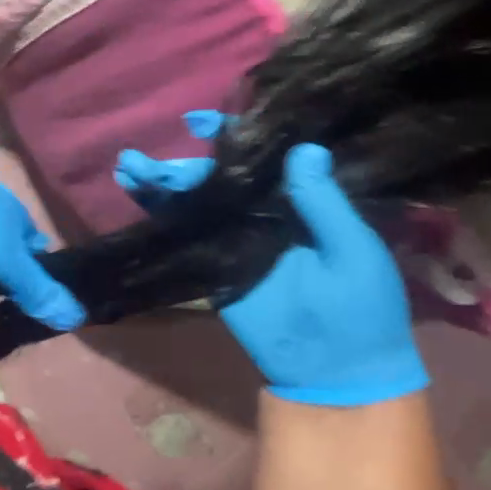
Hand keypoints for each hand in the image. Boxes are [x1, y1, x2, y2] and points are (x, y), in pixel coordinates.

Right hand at [115, 114, 425, 407]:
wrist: (335, 369)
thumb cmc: (361, 308)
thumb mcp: (353, 251)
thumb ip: (323, 203)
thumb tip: (303, 148)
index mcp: (300, 204)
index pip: (262, 159)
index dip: (233, 137)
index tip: (202, 120)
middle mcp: (262, 213)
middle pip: (216, 179)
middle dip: (181, 164)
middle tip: (147, 157)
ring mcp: (233, 239)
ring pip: (192, 202)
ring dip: (160, 183)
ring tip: (128, 166)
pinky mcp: (211, 265)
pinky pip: (182, 234)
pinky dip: (157, 213)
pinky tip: (133, 193)